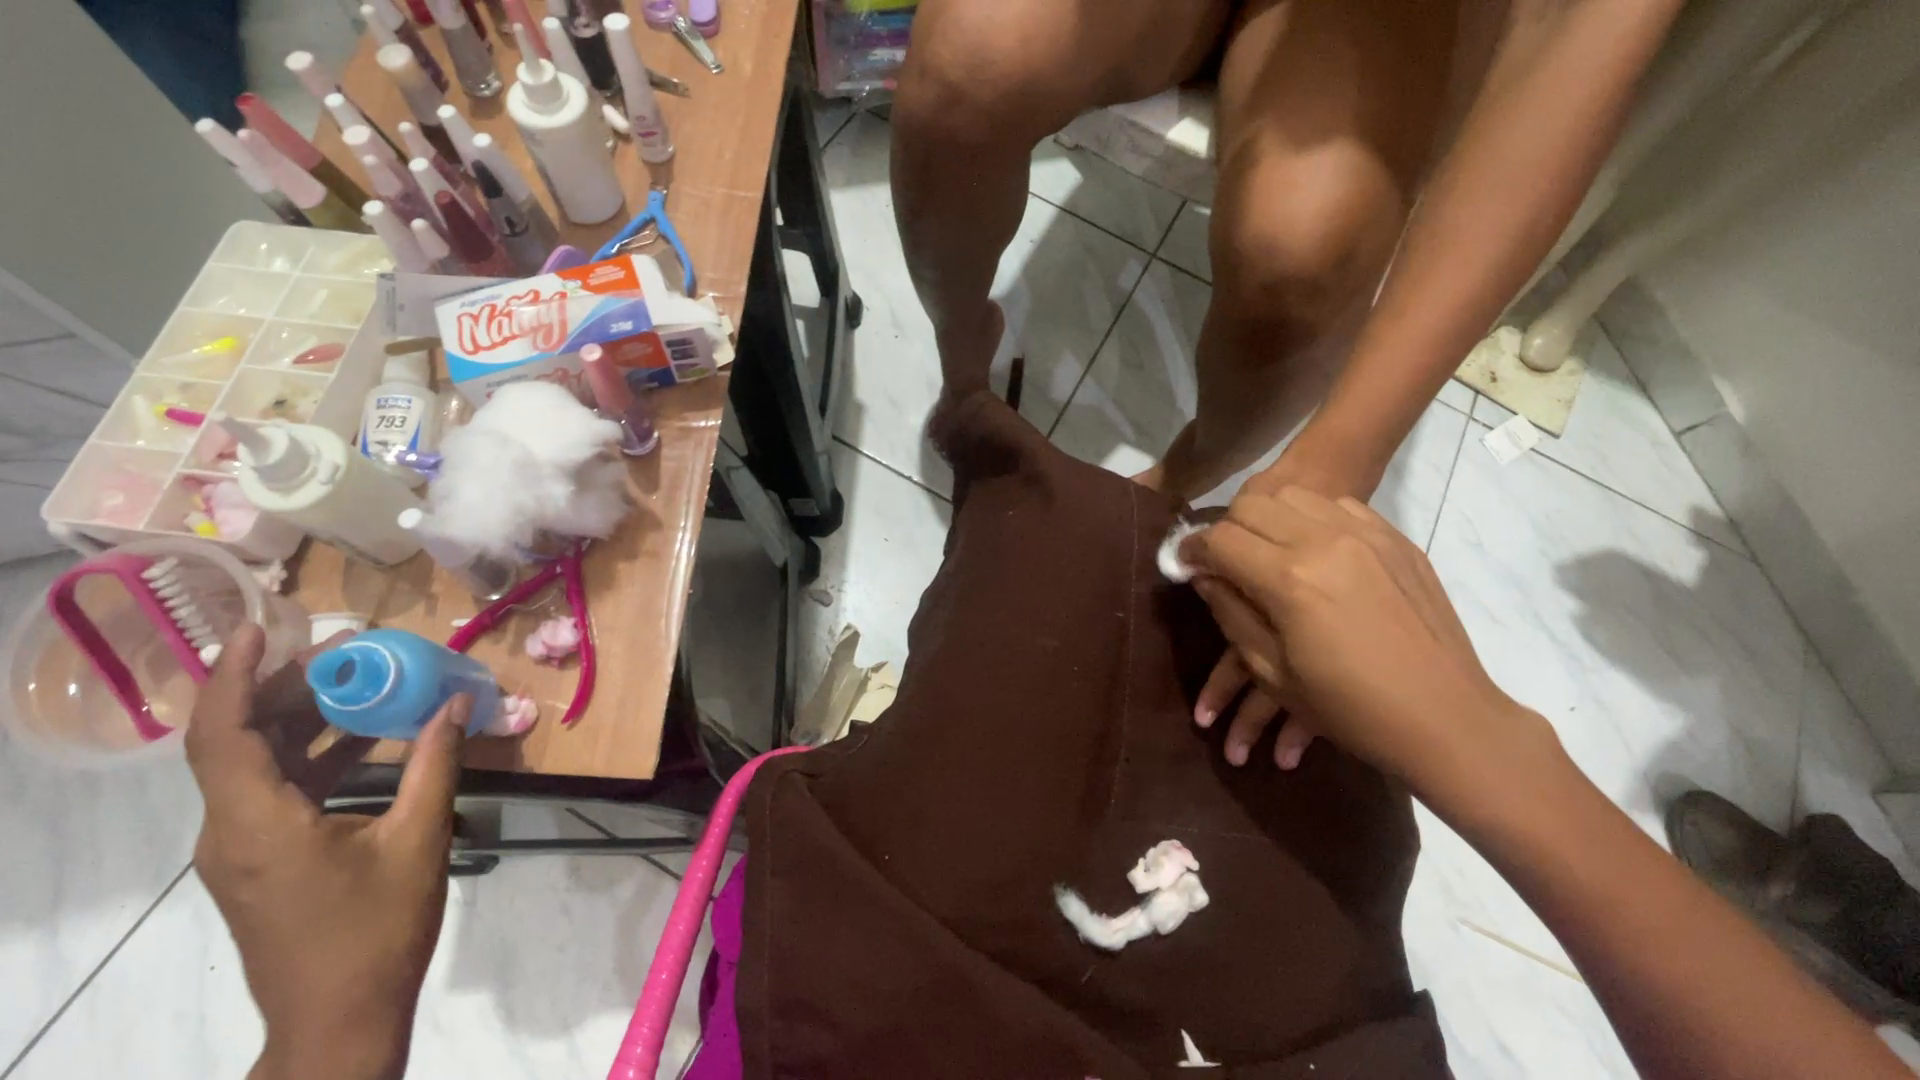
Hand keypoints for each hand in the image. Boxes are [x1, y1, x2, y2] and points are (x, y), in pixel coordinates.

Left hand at [185, 624, 469, 1079]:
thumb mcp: (418, 840)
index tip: (258, 626)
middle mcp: (228, 831)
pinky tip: (360, 741)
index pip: (221, 733)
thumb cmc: (378, 930)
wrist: (339, 1019)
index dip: (233, 674)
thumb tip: (458, 704)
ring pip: (251, 767)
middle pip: (233, 742)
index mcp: (256, 824)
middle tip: (338, 651)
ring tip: (354, 683)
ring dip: (296, 722)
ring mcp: (238, 850)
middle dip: (279, 689)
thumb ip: (434, 765)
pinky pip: (270, 793)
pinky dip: (307, 758)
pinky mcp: (256, 863)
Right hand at [1189, 445, 1370, 768]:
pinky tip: (1315, 555)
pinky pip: (1339, 507)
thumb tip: (1205, 575)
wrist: (1445, 716)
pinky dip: (1313, 520)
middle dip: (1226, 530)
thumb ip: (1231, 612)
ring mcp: (1366, 534)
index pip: (1219, 539)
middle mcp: (1324, 540)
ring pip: (1294, 496)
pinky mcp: (1395, 539)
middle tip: (1222, 562)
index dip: (1192, 550)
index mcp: (1289, 579)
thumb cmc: (1349, 707)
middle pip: (1251, 505)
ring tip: (1267, 554)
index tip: (1183, 566)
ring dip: (1269, 519)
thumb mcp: (1272, 672)